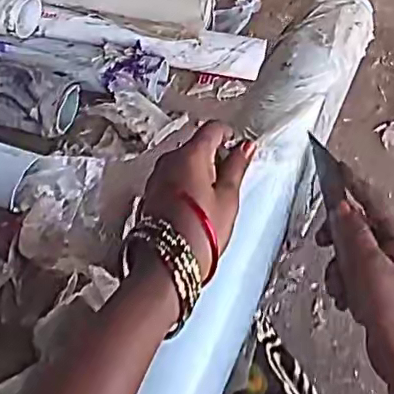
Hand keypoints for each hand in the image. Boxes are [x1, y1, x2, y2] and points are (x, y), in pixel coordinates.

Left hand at [141, 120, 255, 279]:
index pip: (212, 128)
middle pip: (195, 144)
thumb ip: (237, 167)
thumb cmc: (200, 233)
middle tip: (228, 176)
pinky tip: (194, 205)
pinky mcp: (149, 193)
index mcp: (191, 154)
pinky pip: (171, 178)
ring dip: (197, 170)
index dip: (228, 134)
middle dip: (213, 155)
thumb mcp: (228, 198)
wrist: (166, 265)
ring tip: (212, 196)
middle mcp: (169, 160)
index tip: (236, 145)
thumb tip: (244, 148)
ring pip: (182, 161)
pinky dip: (183, 184)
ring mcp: (156, 176)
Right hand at [320, 166, 393, 390]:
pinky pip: (345, 272)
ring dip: (337, 268)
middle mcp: (388, 247)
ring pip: (345, 250)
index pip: (369, 199)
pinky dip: (341, 284)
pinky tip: (347, 300)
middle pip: (353, 225)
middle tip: (324, 243)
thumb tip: (341, 205)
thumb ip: (353, 233)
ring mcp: (379, 267)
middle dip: (336, 237)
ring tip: (343, 288)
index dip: (350, 182)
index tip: (334, 166)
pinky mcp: (370, 286)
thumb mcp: (370, 266)